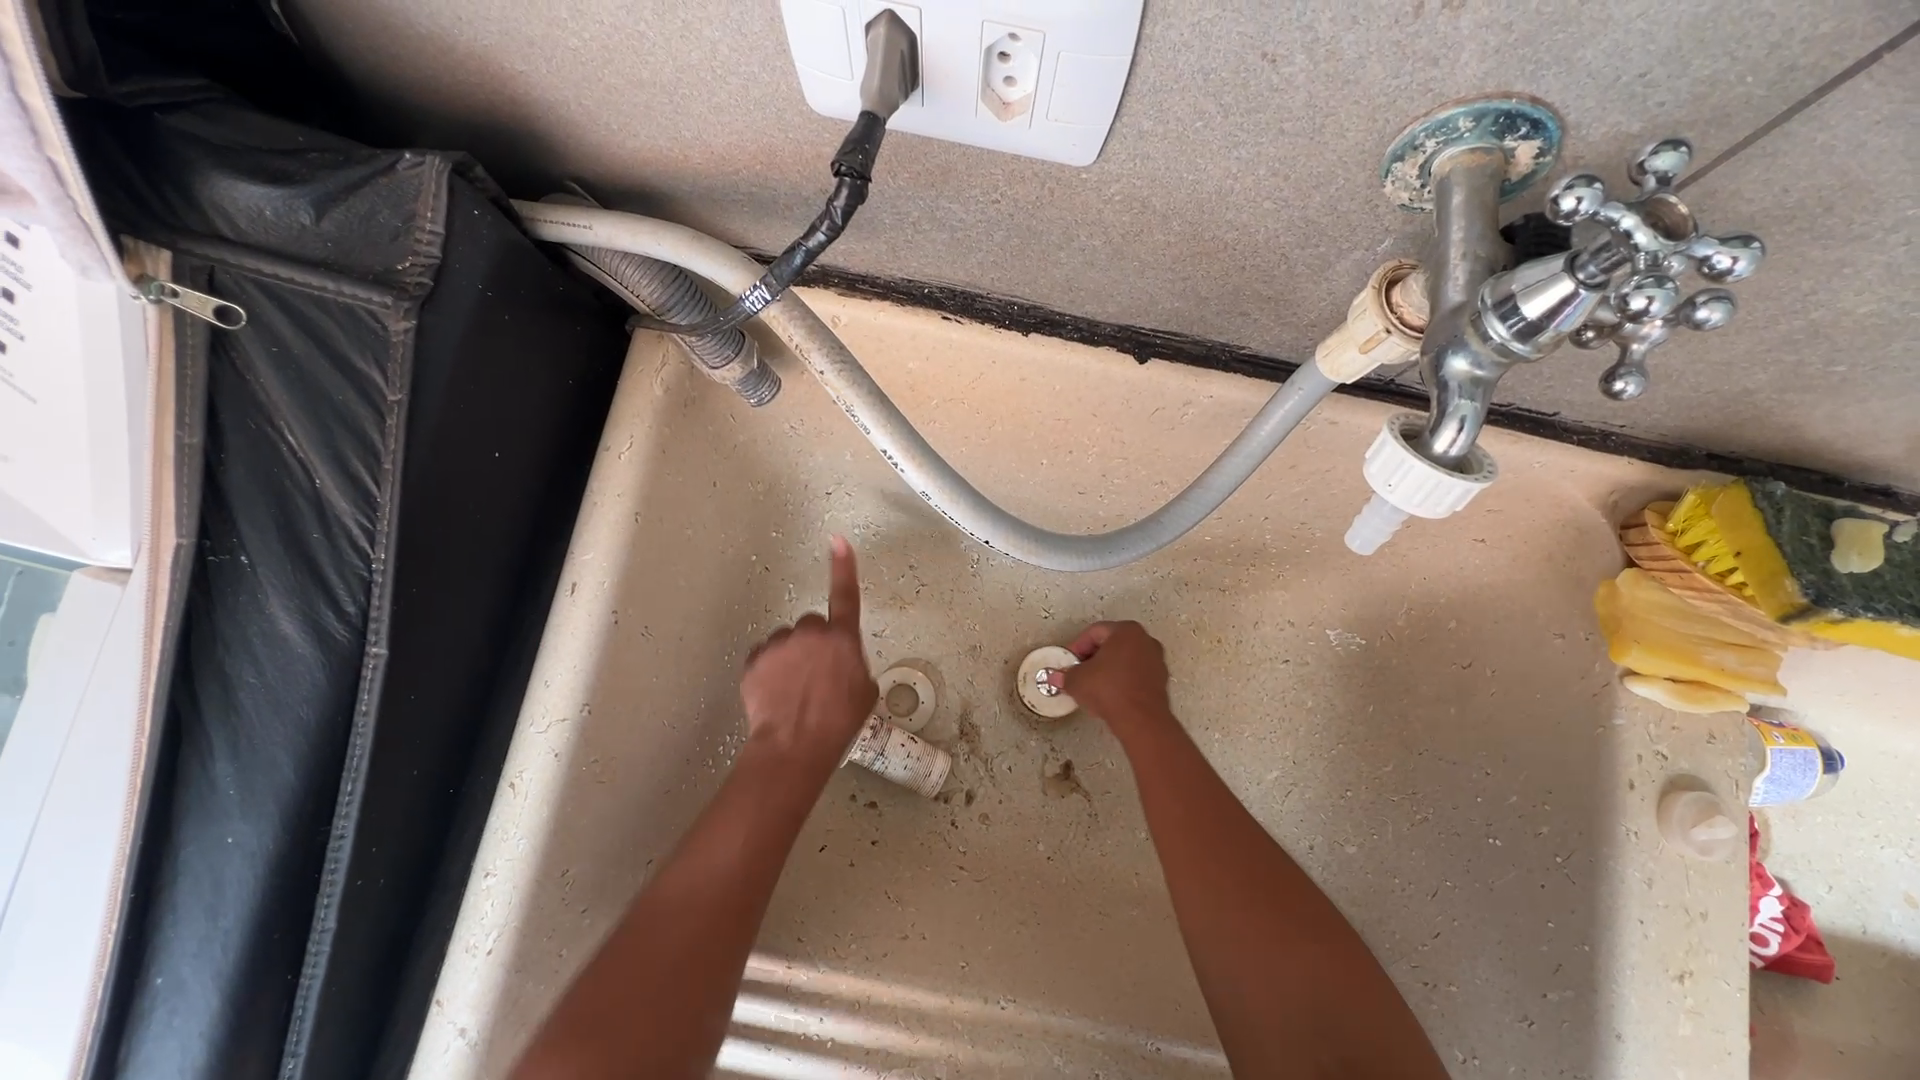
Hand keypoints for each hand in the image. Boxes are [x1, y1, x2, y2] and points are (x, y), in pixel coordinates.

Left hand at [740, 536, 877, 765]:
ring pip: (786, 643)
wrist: (795, 744)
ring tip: (794, 692)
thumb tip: (843, 664)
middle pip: (812, 627)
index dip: (843, 566)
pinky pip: (765, 659)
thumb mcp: (864, 692)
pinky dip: (769, 672)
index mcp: (842, 638)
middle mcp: (810, 634)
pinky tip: (776, 696)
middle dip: (813, 645)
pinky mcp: (755, 660)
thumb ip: (854, 664)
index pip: (845, 594)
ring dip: (790, 659)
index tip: (838, 542)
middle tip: (816, 678)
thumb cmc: (837, 722)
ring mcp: (779, 645)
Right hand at [1047, 621, 1172, 735]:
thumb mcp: (1077, 680)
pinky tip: (1110, 696)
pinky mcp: (1160, 682)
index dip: (1077, 647)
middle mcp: (1145, 641)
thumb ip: (1065, 675)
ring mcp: (1156, 661)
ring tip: (1093, 686)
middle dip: (1093, 658)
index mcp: (1126, 631)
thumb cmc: (1111, 690)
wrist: (1139, 719)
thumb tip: (1057, 677)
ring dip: (1108, 670)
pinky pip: (1135, 676)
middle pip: (1112, 644)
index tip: (1070, 661)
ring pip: (1125, 660)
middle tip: (1079, 671)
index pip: (1095, 632)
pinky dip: (1122, 682)